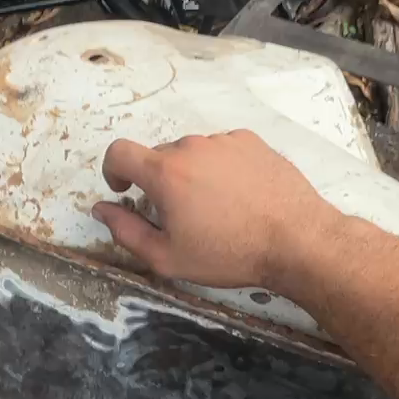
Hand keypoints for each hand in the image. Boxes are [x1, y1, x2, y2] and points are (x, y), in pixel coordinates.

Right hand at [90, 130, 334, 289]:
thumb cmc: (228, 254)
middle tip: (180, 218)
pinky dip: (218, 169)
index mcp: (165, 173)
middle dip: (158, 183)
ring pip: (191, 154)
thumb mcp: (167, 257)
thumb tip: (102, 209)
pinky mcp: (251, 142)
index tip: (125, 192)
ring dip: (190, 176)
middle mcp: (191, 147)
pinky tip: (238, 197)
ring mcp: (224, 141)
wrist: (297, 241)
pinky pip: (220, 151)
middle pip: (158, 157)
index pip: (118, 152)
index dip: (112, 171)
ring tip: (215, 210)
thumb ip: (125, 231)